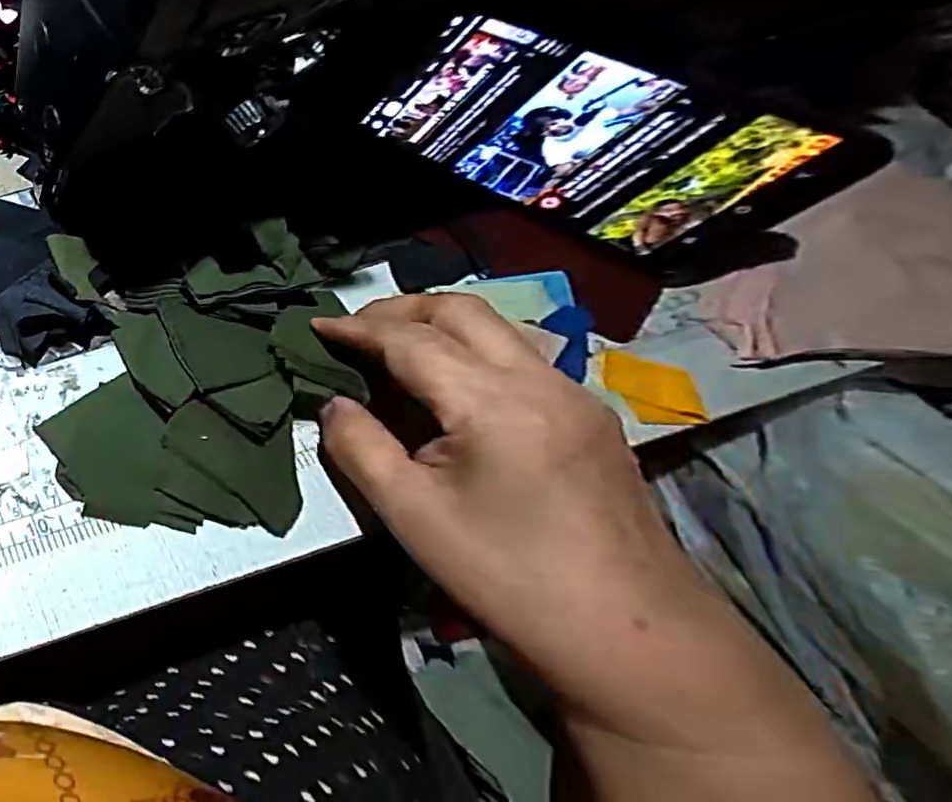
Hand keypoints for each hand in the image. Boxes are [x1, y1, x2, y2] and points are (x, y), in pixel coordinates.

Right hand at [314, 295, 864, 800]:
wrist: (636, 643)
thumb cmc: (509, 578)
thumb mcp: (411, 515)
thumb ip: (358, 447)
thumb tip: (334, 404)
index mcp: (495, 404)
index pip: (411, 340)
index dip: (357, 328)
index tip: (316, 326)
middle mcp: (541, 382)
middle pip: (460, 310)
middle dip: (398, 309)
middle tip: (353, 328)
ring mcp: (575, 395)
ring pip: (494, 326)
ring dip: (436, 323)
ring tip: (392, 346)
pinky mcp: (590, 416)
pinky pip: (516, 355)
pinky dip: (468, 348)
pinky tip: (447, 384)